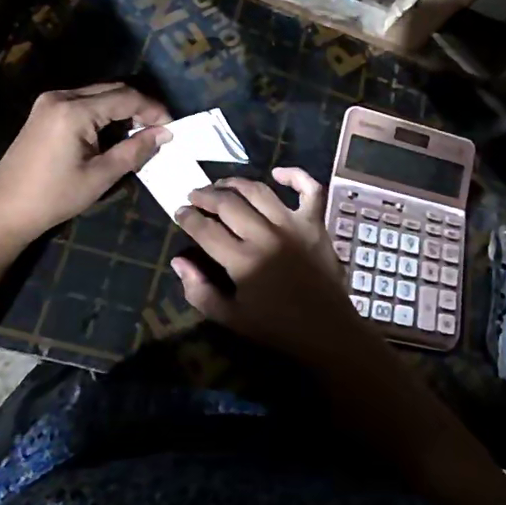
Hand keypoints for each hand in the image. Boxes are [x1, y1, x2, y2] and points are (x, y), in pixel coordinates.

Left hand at [0, 83, 172, 248]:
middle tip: (160, 131)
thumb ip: (134, 150)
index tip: (172, 128)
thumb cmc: (54, 197)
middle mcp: (61, 96)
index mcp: (74, 110)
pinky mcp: (43, 112)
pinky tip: (114, 134)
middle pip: (112, 90)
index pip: (126, 97)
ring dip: (122, 110)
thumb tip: (164, 134)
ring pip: (98, 95)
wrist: (4, 210)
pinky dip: (103, 114)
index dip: (153, 109)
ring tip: (140, 134)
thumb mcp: (100, 176)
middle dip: (139, 107)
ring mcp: (49, 102)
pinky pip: (82, 103)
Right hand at [171, 168, 370, 354]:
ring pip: (258, 191)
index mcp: (243, 261)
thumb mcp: (230, 318)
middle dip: (205, 196)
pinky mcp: (316, 224)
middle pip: (228, 203)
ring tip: (221, 186)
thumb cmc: (276, 327)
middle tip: (194, 196)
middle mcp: (266, 236)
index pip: (205, 229)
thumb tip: (178, 262)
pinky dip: (295, 176)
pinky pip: (309, 190)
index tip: (179, 212)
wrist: (327, 331)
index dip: (187, 217)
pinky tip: (277, 173)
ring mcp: (293, 226)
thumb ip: (199, 291)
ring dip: (235, 183)